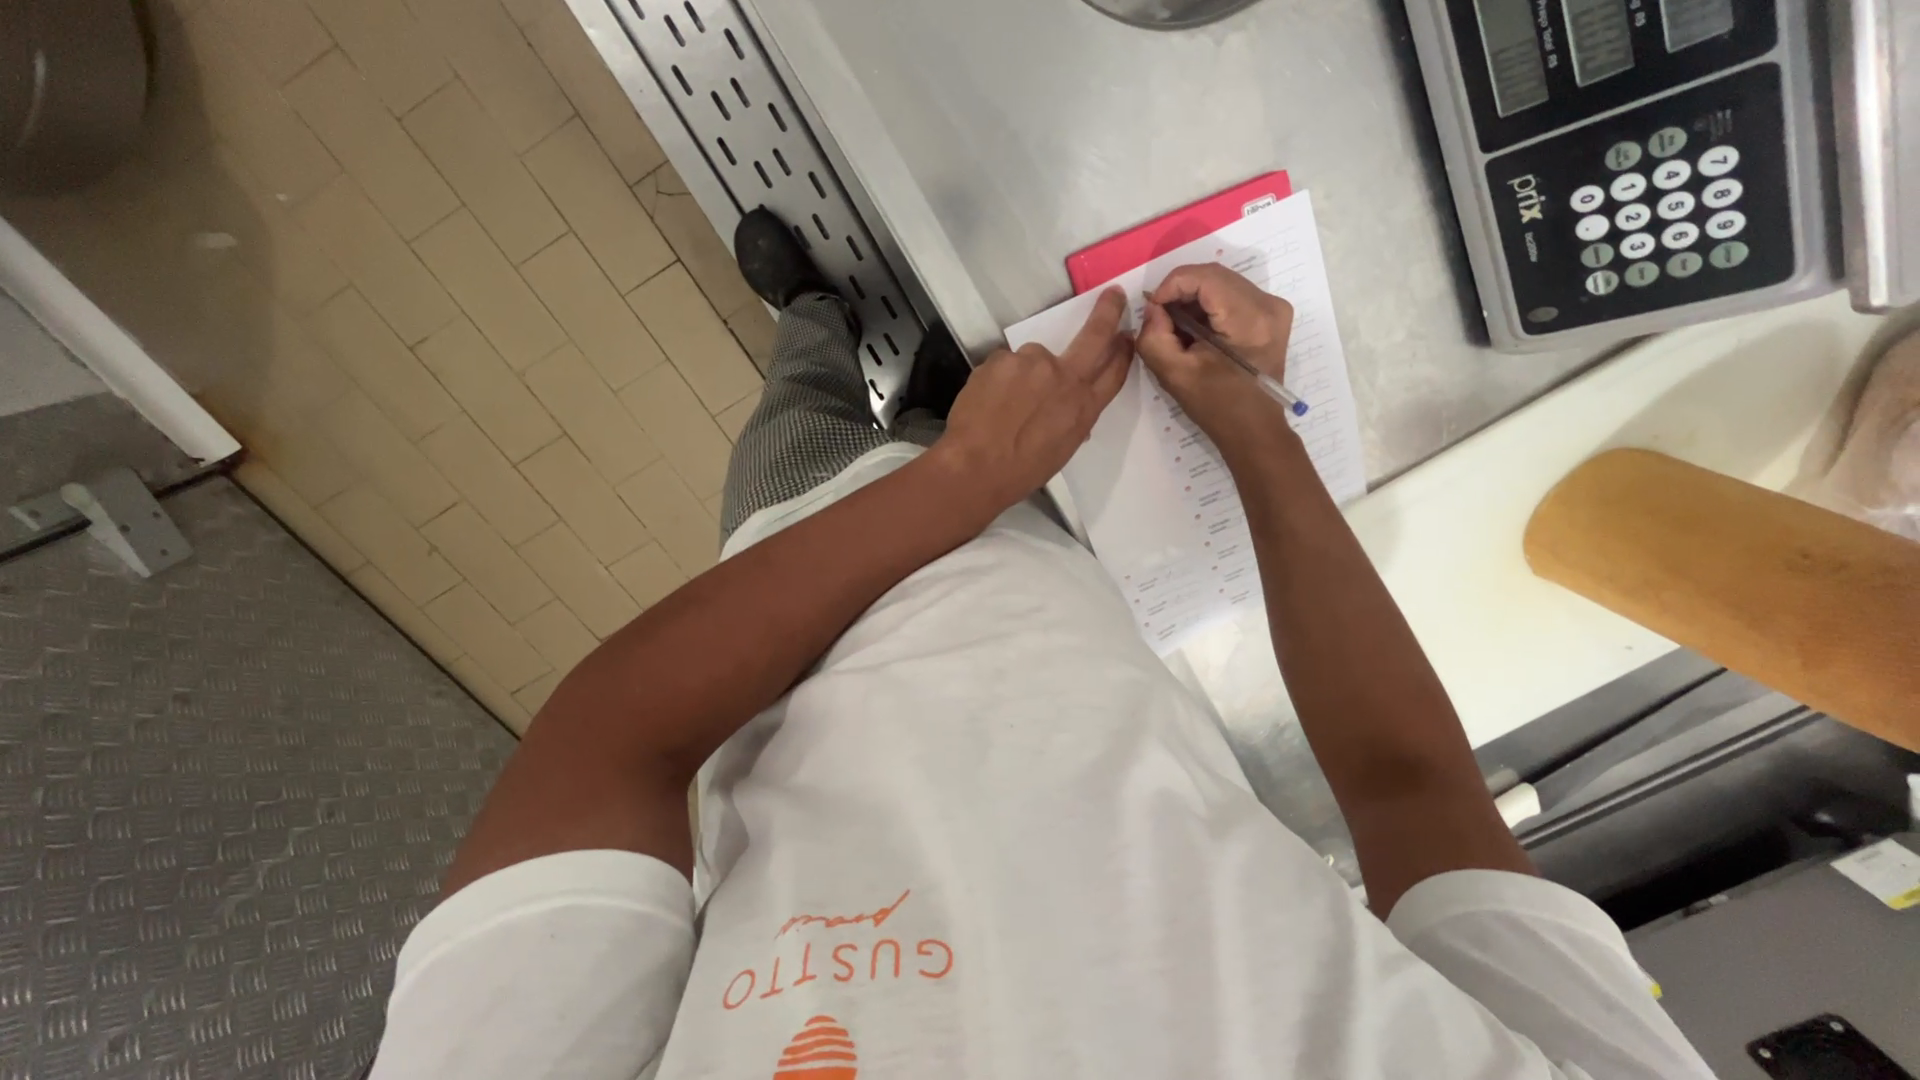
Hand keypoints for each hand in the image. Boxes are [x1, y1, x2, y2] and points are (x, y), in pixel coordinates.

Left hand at [930, 287, 1133, 512]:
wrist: (976, 467)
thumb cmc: (1021, 471)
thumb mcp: (1061, 450)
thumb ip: (1070, 420)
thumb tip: (1066, 410)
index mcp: (1084, 407)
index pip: (1114, 371)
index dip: (1123, 351)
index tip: (1126, 335)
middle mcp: (1065, 377)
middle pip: (1094, 336)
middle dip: (1107, 312)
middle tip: (1112, 295)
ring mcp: (1033, 363)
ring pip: (1032, 358)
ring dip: (1023, 374)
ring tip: (1004, 404)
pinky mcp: (1002, 358)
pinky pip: (1003, 365)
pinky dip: (997, 379)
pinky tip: (987, 402)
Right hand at [1136, 264, 1295, 458]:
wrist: (1253, 429)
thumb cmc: (1216, 407)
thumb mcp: (1174, 374)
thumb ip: (1154, 336)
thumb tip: (1153, 308)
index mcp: (1249, 319)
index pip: (1204, 277)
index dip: (1171, 285)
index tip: (1153, 309)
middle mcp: (1268, 304)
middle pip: (1214, 276)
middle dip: (1181, 291)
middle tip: (1161, 318)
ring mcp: (1273, 307)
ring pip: (1221, 283)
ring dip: (1193, 298)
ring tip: (1177, 327)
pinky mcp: (1271, 314)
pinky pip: (1231, 294)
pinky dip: (1208, 305)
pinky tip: (1196, 330)